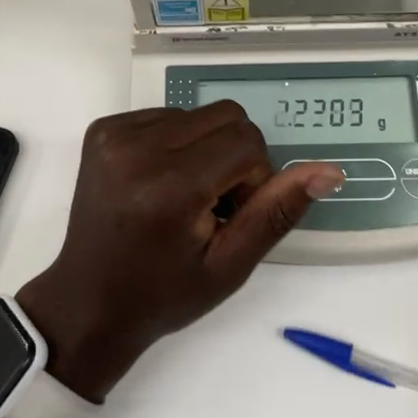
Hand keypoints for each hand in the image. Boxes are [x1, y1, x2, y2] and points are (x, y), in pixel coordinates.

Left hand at [15, 104, 344, 401]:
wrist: (89, 303)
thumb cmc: (164, 293)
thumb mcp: (230, 265)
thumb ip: (277, 211)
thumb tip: (328, 170)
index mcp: (169, 185)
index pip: (246, 141)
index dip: (251, 178)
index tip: (228, 215)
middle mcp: (137, 147)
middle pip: (225, 116)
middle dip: (232, 157)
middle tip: (210, 206)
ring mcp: (114, 134)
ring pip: (197, 113)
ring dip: (203, 148)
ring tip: (182, 197)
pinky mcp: (102, 128)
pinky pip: (165, 114)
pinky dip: (175, 143)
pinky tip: (160, 183)